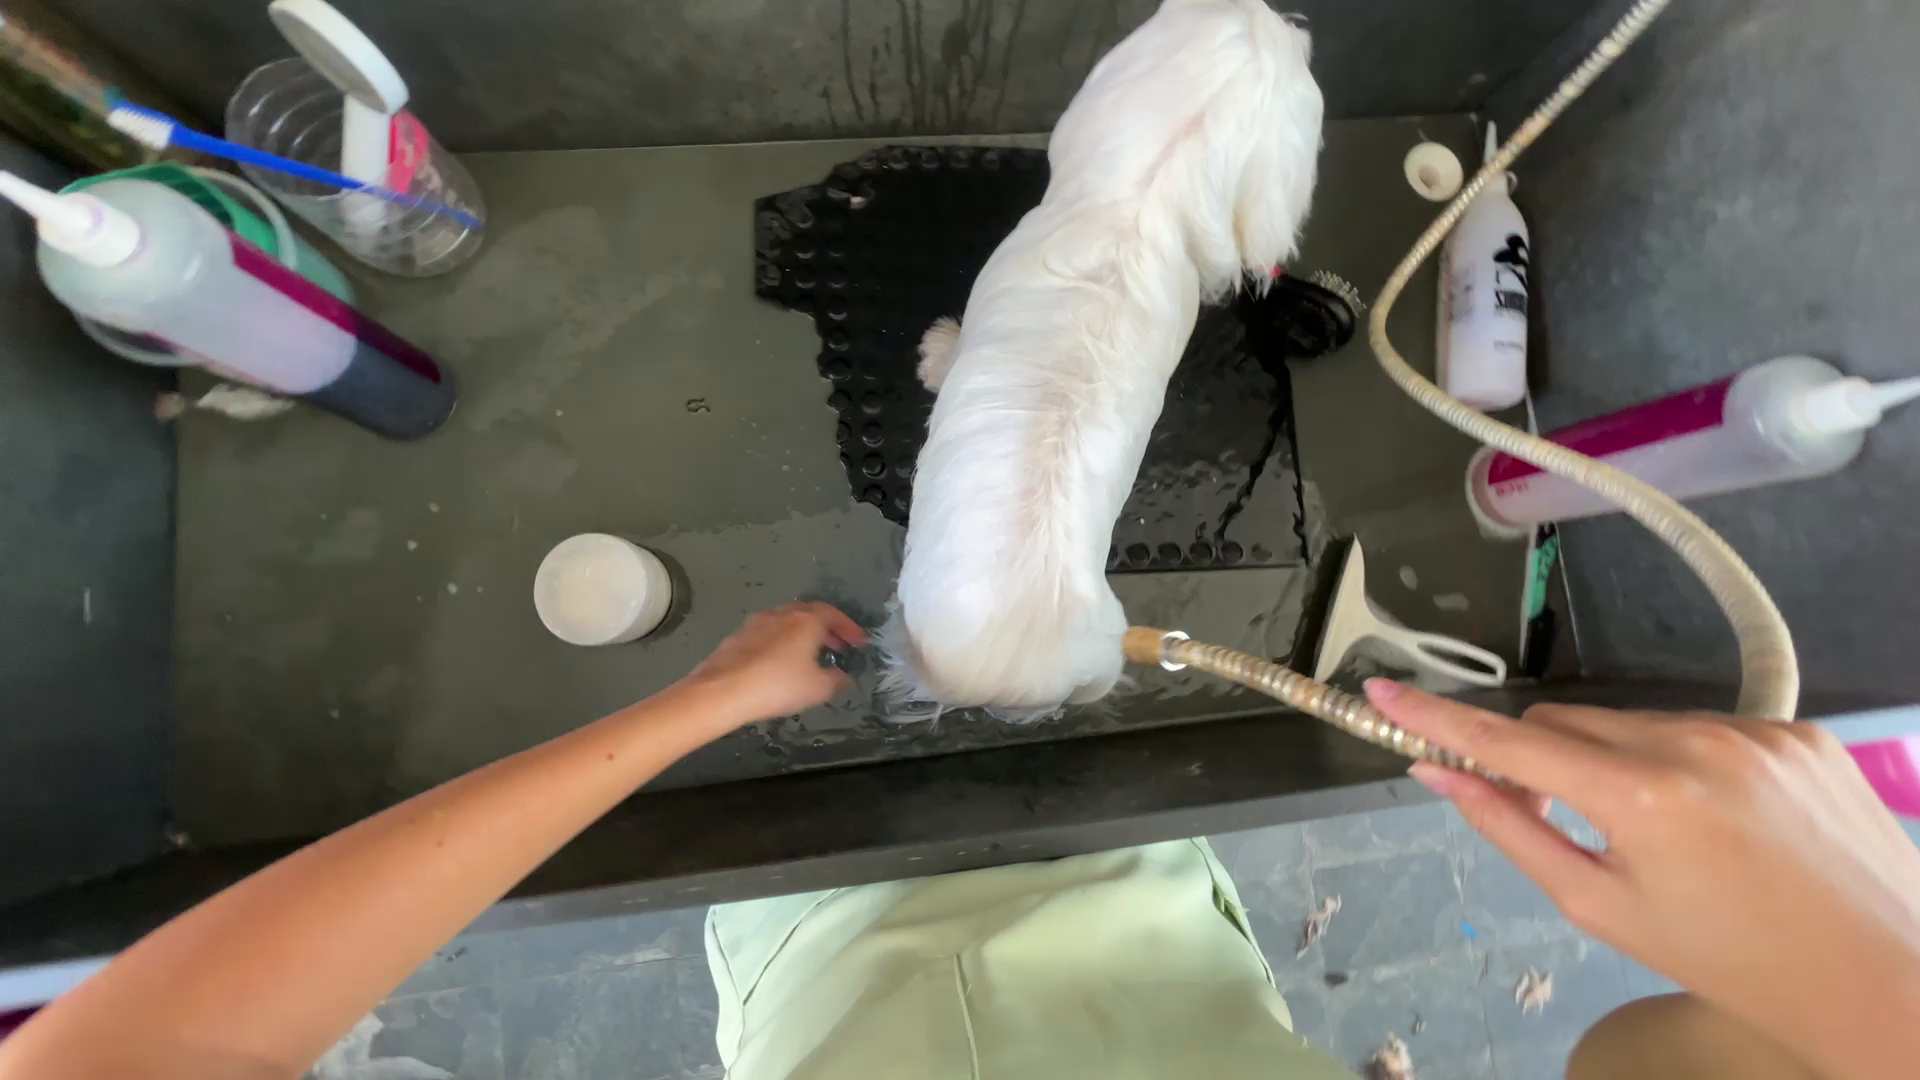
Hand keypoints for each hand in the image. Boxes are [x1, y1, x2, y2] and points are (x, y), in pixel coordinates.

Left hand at [680, 603, 866, 726]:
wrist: (722, 691)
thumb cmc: (778, 685)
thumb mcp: (818, 688)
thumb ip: (836, 680)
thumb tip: (843, 677)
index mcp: (806, 620)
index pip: (833, 614)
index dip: (849, 627)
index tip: (859, 642)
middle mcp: (781, 614)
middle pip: (809, 613)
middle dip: (826, 629)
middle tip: (837, 647)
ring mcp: (756, 623)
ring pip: (786, 622)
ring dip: (801, 634)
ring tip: (809, 655)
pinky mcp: (736, 637)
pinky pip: (767, 634)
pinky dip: (781, 643)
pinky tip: (779, 663)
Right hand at [1366, 680, 1919, 1078]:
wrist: (1913, 998)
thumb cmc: (1735, 965)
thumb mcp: (1599, 907)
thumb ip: (1506, 826)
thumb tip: (1436, 773)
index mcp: (1641, 796)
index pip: (1504, 741)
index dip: (1434, 717)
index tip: (1381, 692)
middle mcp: (1694, 743)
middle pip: (1558, 721)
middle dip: (1533, 756)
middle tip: (1548, 810)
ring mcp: (1754, 732)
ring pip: (1621, 721)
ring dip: (1603, 757)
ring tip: (1649, 824)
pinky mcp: (1797, 732)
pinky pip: (1689, 725)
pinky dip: (1669, 757)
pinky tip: (1710, 812)